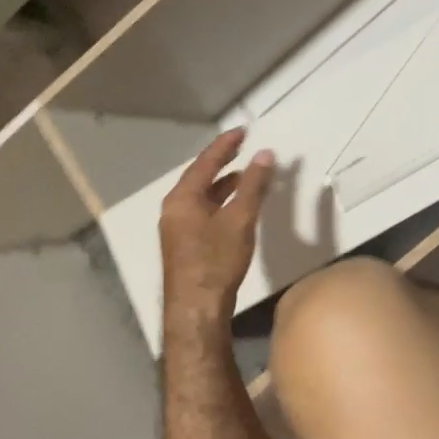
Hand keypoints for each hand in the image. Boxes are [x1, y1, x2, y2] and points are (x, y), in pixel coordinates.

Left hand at [160, 127, 275, 321]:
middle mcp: (174, 209)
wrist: (196, 308)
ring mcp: (177, 228)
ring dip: (222, 183)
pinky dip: (219, 201)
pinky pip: (202, 210)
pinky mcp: (185, 244)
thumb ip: (253, 185)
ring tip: (245, 174)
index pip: (205, 162)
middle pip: (199, 177)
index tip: (243, 130)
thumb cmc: (216, 260)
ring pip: (201, 196)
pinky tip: (235, 206)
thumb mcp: (240, 219)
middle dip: (222, 161)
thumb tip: (264, 153)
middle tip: (242, 146)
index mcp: (182, 198)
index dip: (225, 145)